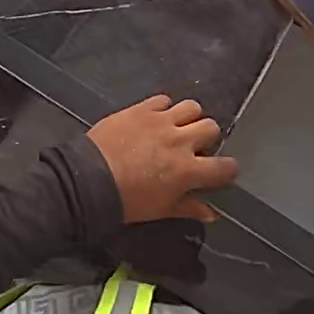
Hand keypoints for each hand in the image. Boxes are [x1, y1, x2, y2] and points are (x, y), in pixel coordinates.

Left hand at [87, 95, 238, 223]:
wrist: (85, 183)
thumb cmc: (124, 201)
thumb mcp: (159, 210)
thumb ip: (189, 208)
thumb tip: (212, 214)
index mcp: (187, 170)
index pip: (224, 167)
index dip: (228, 170)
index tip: (222, 172)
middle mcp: (180, 141)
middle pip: (211, 127)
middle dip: (207, 138)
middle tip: (193, 147)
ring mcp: (161, 121)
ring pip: (192, 107)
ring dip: (189, 118)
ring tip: (177, 129)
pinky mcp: (142, 108)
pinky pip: (163, 100)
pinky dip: (164, 108)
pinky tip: (155, 119)